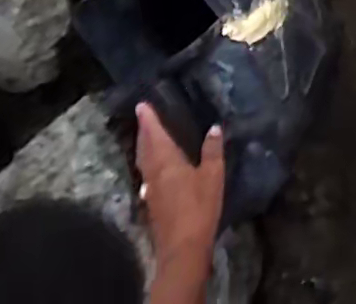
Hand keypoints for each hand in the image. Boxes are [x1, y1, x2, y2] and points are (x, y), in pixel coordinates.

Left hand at [135, 102, 224, 268]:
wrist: (182, 250)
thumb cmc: (198, 208)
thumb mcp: (212, 176)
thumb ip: (212, 151)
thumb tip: (214, 127)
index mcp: (166, 162)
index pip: (154, 135)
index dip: (148, 120)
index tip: (141, 105)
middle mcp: (154, 173)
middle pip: (144, 148)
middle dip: (144, 131)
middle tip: (143, 117)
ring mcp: (151, 191)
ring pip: (144, 162)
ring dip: (144, 147)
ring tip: (148, 137)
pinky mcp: (153, 205)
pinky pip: (147, 175)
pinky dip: (148, 163)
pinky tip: (155, 169)